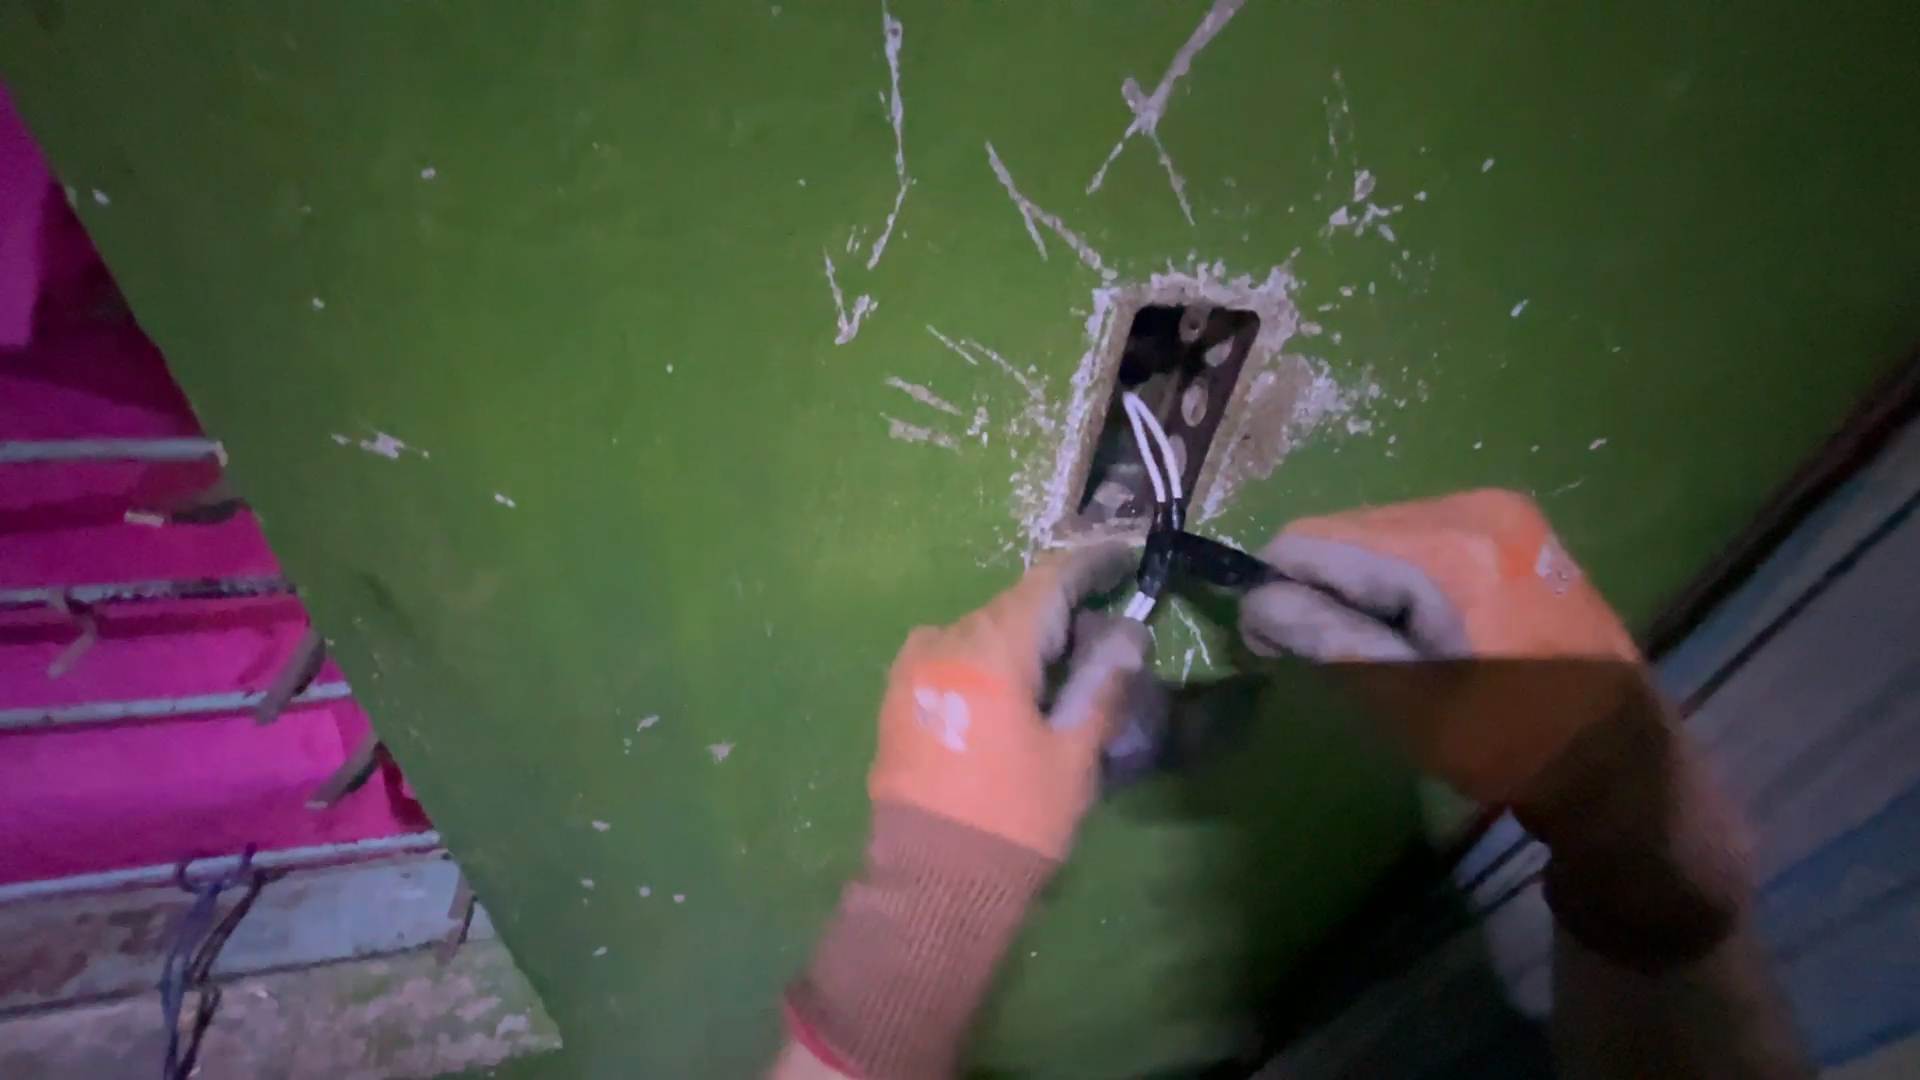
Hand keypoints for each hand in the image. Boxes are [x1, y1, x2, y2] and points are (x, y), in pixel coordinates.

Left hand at [786, 546, 1147, 1079]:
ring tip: (1052, 675)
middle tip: (1099, 640)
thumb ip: (1101, 684)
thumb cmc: (1013, 818)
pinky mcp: (897, 690)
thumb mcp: (1072, 755)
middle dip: (1059, 613)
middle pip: (1014, 606)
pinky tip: (1005, 692)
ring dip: (1020, 639)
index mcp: (992, 646)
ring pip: (981, 630)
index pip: (1048, 581)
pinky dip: (986, 658)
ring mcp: (913, 662)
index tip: (1120, 560)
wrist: (930, 881)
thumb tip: (1126, 636)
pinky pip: (952, 653)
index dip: (1089, 565)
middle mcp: (945, 637)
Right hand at [1239, 489, 1747, 971]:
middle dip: (1317, 587)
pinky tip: (1414, 619)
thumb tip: (1250, 603)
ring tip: (1383, 639)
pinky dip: (1385, 576)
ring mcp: (1493, 511)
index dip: (1276, 589)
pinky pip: (1404, 537)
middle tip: (1338, 651)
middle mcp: (1468, 507)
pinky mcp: (1504, 526)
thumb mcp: (1399, 697)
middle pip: (1336, 531)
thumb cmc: (1506, 740)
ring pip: (1365, 532)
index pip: (1307, 541)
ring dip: (1350, 583)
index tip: (1284, 647)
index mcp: (1445, 549)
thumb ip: (1319, 635)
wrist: (1620, 762)